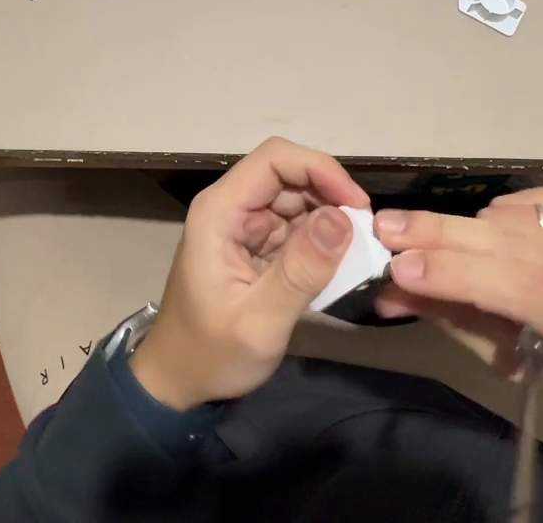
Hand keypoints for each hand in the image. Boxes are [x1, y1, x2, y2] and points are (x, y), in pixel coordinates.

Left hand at [129, 137, 368, 410]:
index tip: (356, 206)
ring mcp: (243, 224)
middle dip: (330, 194)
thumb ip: (301, 271)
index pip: (274, 159)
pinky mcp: (256, 243)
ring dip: (328, 216)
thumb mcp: (260, 322)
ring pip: (296, 196)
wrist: (177, 382)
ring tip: (356, 250)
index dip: (319, 169)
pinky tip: (338, 262)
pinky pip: (294, 223)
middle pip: (288, 173)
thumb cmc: (210, 354)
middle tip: (365, 234)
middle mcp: (230, 206)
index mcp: (220, 212)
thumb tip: (342, 219)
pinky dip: (320, 236)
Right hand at [373, 185, 542, 412]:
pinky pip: (522, 200)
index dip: (458, 273)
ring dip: (468, 232)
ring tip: (463, 254)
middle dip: (438, 236)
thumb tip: (384, 292)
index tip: (397, 264)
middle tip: (383, 229)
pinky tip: (506, 239)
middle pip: (510, 245)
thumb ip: (449, 318)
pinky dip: (498, 217)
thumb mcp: (508, 361)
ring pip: (507, 218)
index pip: (522, 288)